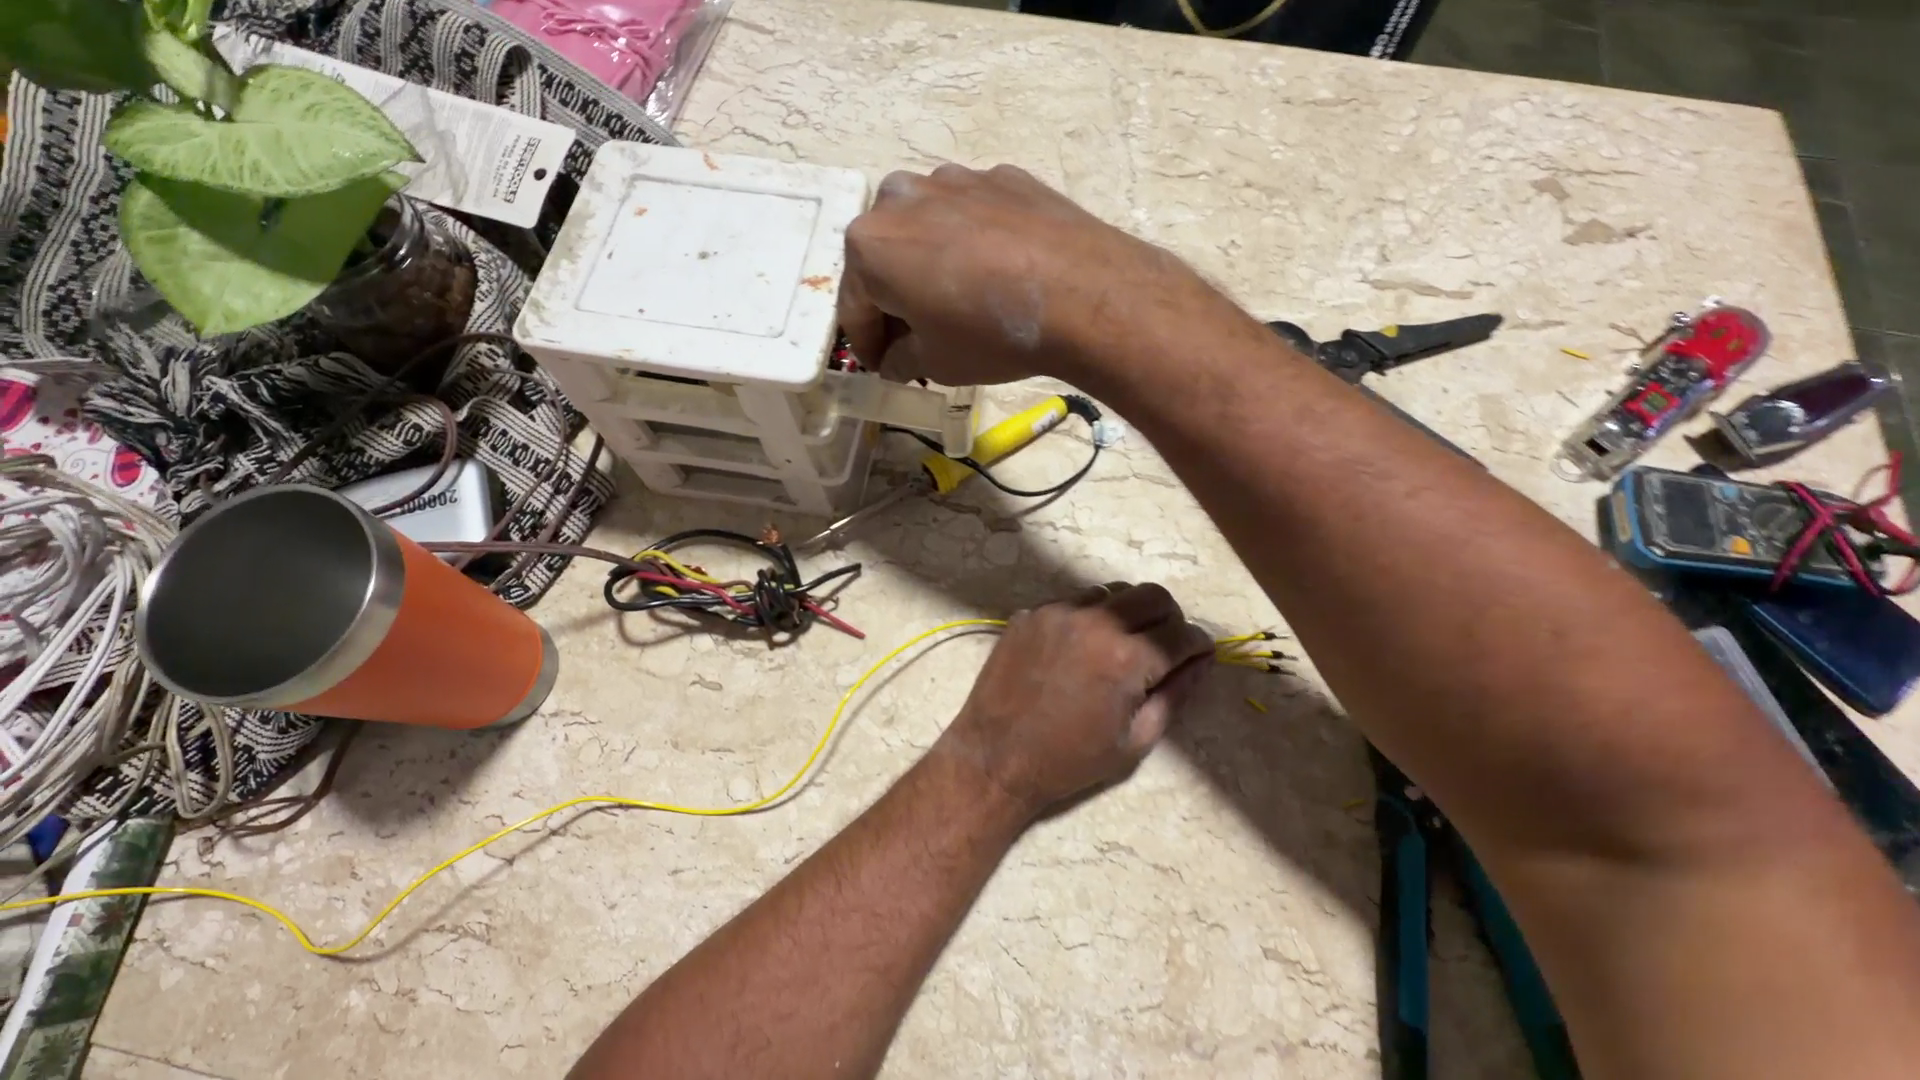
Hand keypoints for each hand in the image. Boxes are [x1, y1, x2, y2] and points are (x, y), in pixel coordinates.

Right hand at [838, 164, 1229, 385]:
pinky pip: (973, 216)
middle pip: (886, 257)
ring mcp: (955, 178)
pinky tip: (999, 275)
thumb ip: (901, 358)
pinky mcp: (1002, 177)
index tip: (882, 365)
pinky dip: (974, 244)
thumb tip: (896, 359)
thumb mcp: (935, 362)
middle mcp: (901, 196)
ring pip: (928, 229)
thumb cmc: (990, 334)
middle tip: (918, 335)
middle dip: (896, 297)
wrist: (1082, 293)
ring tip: (961, 302)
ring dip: (932, 264)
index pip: (854, 306)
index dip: (867, 343)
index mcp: (869, 243)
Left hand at [936, 583, 1214, 818]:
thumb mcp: (1137, 739)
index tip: (1196, 656)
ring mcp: (1058, 612)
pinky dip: (1089, 617)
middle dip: (1169, 619)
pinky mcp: (1031, 613)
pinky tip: (1079, 648)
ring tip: (1118, 646)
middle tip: (1162, 647)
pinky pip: (1074, 600)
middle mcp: (1096, 622)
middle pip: (1153, 596)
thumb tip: (1202, 660)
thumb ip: (1176, 694)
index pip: (1183, 633)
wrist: (995, 756)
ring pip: (1113, 592)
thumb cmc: (1070, 759)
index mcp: (1127, 657)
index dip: (1198, 646)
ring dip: (1127, 613)